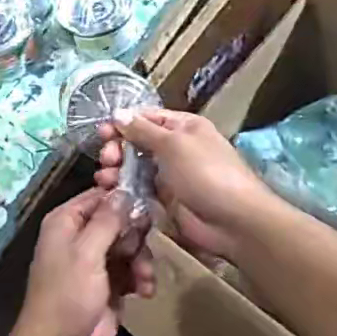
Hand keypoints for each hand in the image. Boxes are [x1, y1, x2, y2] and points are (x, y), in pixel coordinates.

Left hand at [15, 188, 153, 335]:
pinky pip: (133, 270)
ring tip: (143, 278)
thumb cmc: (67, 293)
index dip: (124, 198)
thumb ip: (107, 221)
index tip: (149, 204)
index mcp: (66, 221)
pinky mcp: (111, 285)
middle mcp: (81, 236)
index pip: (100, 196)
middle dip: (136, 235)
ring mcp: (97, 261)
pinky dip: (141, 278)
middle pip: (119, 221)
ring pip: (130, 246)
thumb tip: (125, 191)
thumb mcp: (86, 252)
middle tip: (142, 248)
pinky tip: (144, 292)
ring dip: (142, 260)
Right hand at [94, 108, 268, 259]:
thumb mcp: (173, 144)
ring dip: (116, 169)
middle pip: (137, 141)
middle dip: (117, 147)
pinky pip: (138, 187)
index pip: (146, 117)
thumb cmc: (206, 173)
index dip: (122, 122)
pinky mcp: (165, 198)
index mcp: (183, 126)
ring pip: (134, 165)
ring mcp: (170, 173)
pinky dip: (124, 187)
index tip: (102, 132)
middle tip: (107, 158)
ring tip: (105, 178)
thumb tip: (118, 112)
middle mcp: (176, 146)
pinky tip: (110, 190)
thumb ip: (142, 130)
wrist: (235, 222)